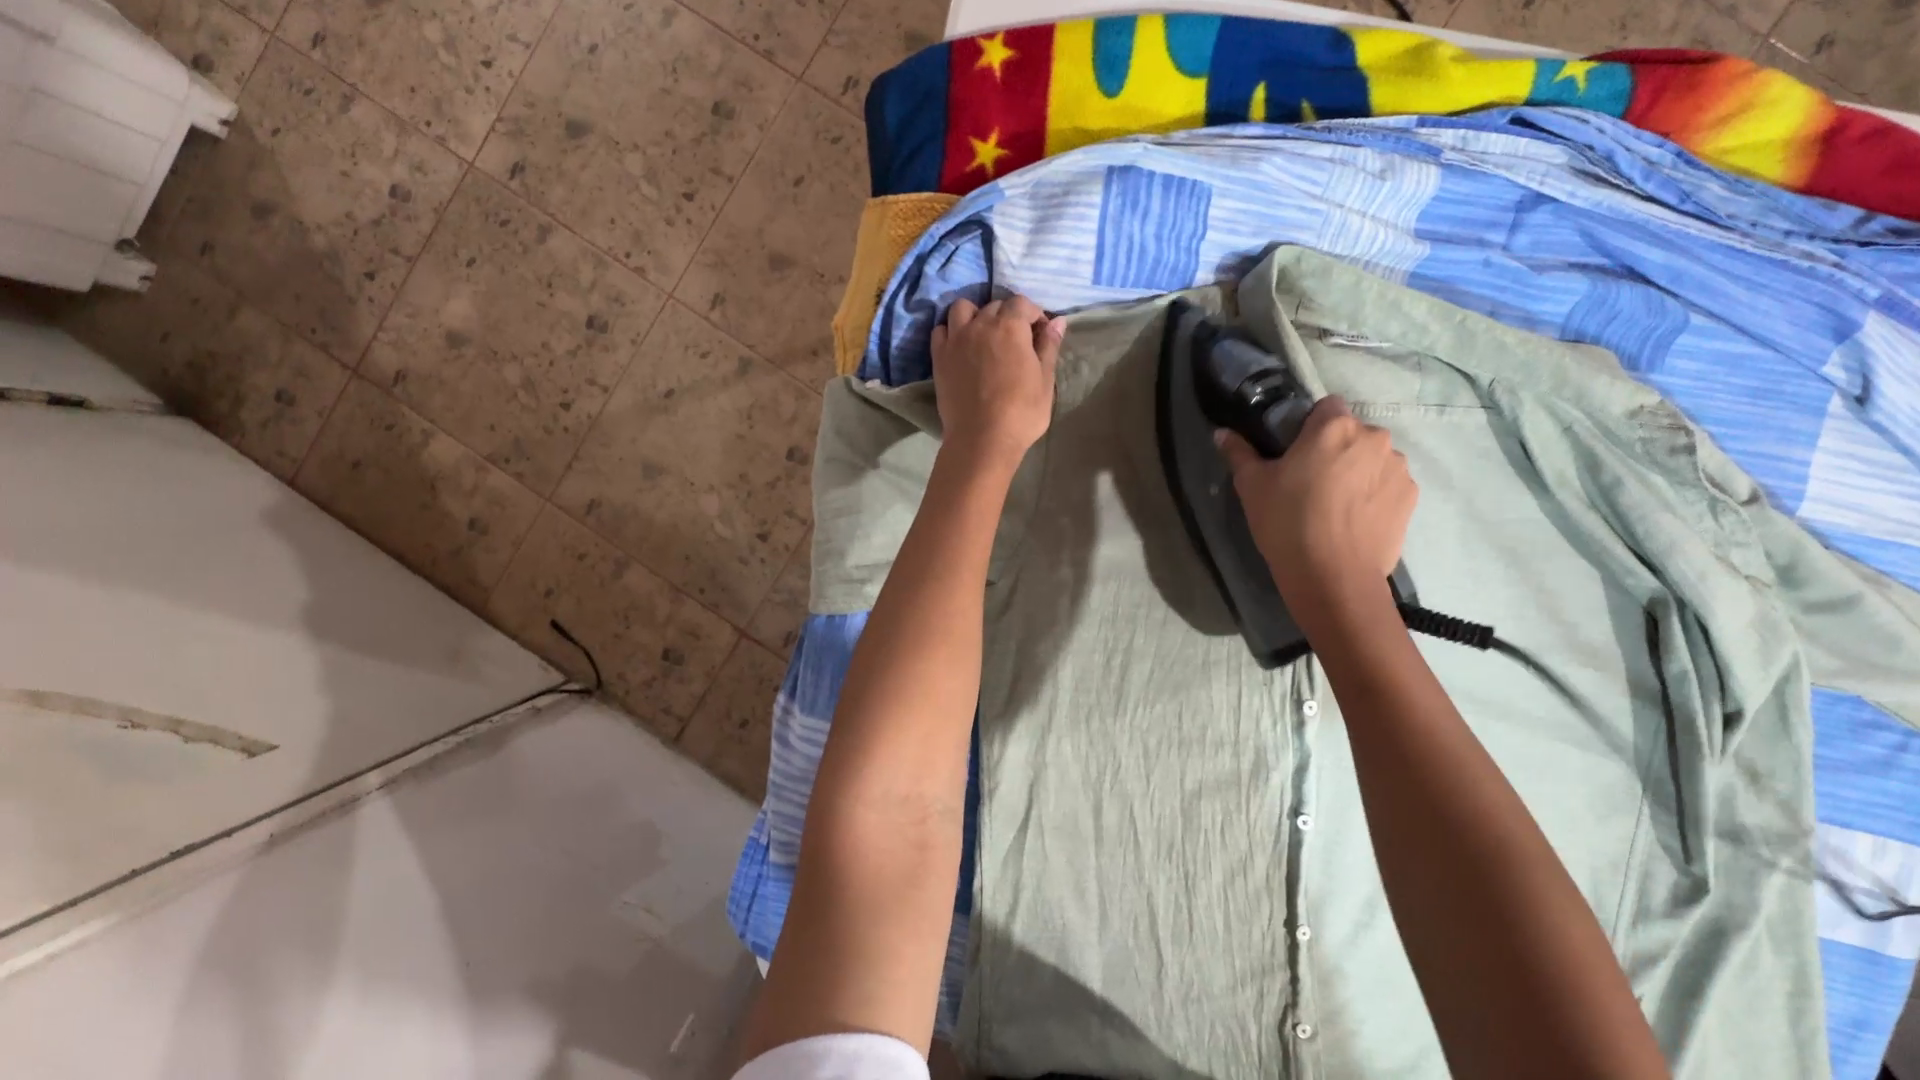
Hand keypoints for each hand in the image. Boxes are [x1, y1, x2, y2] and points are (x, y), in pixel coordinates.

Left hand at [930, 295, 1063, 468]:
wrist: (982, 439)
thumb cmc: (1021, 412)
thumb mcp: (1045, 380)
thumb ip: (1048, 347)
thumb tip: (1058, 321)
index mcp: (1010, 327)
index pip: (1021, 303)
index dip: (1034, 314)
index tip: (1040, 333)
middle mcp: (980, 325)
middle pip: (994, 306)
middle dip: (1008, 316)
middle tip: (1016, 340)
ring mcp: (955, 340)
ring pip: (962, 309)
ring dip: (975, 314)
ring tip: (984, 334)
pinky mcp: (939, 357)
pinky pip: (940, 330)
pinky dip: (951, 331)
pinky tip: (961, 346)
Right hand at [1215, 396, 1415, 625]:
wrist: (1333, 577)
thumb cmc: (1287, 523)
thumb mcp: (1252, 486)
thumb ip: (1239, 453)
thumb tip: (1221, 434)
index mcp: (1334, 426)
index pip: (1325, 406)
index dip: (1309, 426)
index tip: (1295, 453)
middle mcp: (1374, 438)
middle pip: (1351, 434)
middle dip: (1335, 451)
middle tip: (1311, 484)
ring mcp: (1397, 468)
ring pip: (1372, 460)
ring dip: (1358, 472)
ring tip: (1336, 507)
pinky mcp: (1411, 497)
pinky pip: (1388, 485)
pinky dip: (1374, 496)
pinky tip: (1354, 521)